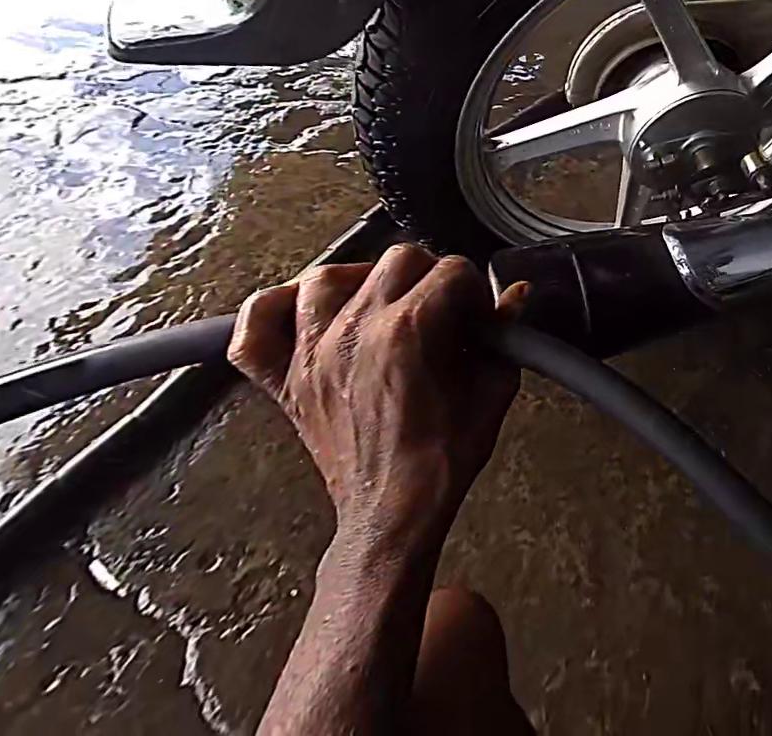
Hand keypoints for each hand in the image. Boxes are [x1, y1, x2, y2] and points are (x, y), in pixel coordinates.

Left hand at [227, 244, 525, 546]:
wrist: (393, 512)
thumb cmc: (441, 460)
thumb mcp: (493, 391)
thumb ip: (505, 337)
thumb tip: (514, 297)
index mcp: (410, 332)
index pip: (451, 270)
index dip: (474, 288)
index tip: (477, 312)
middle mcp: (356, 331)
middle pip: (397, 259)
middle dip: (430, 274)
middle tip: (443, 305)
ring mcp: (313, 352)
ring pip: (328, 276)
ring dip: (362, 279)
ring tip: (384, 301)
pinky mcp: (286, 377)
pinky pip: (257, 324)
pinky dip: (277, 308)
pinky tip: (309, 312)